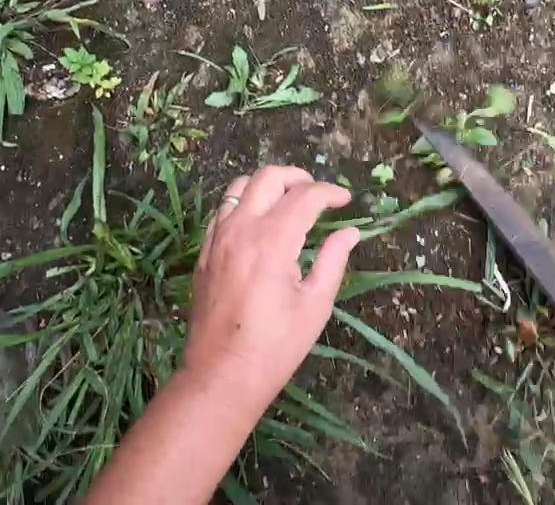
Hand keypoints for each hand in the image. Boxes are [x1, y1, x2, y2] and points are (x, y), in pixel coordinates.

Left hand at [183, 166, 361, 403]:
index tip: (346, 201)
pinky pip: (222, 211)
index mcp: (273, 241)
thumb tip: (350, 232)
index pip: (305, 196)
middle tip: (317, 195)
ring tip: (287, 202)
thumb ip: (333, 260)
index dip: (330, 192)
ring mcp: (217, 238)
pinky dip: (244, 204)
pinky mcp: (204, 253)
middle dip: (298, 177)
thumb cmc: (274, 347)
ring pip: (240, 186)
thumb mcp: (315, 305)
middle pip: (269, 177)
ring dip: (268, 186)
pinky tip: (258, 223)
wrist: (220, 378)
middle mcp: (242, 229)